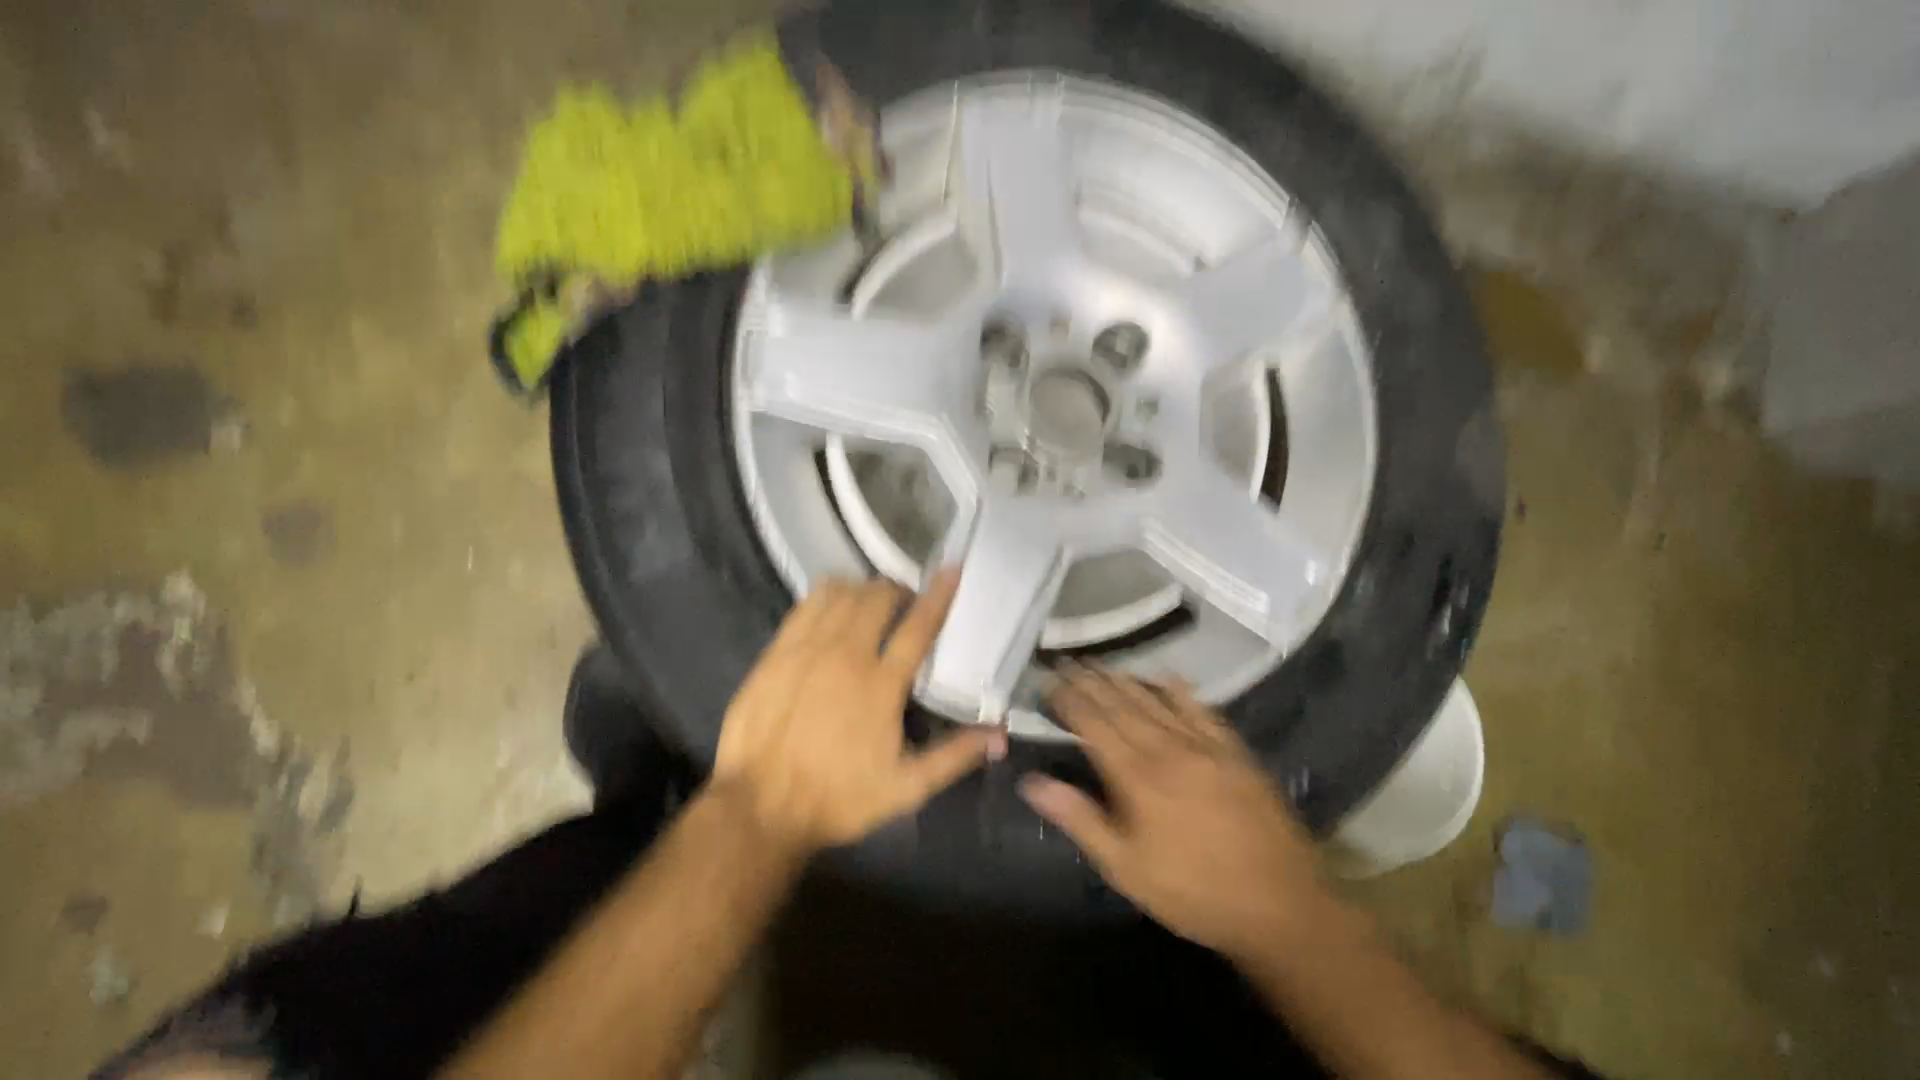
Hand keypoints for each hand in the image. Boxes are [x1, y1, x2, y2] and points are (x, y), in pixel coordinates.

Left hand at [712, 572, 1005, 853]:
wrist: (761, 806)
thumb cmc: (838, 798)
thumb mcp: (905, 788)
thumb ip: (955, 756)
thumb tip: (1000, 734)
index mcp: (882, 685)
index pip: (918, 626)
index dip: (939, 594)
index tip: (951, 569)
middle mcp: (846, 655)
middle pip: (878, 599)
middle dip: (897, 591)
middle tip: (904, 604)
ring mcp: (807, 649)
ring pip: (841, 594)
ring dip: (863, 590)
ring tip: (870, 602)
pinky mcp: (776, 652)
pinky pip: (807, 605)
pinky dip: (827, 596)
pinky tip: (832, 607)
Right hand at [1019, 664, 1328, 957]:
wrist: (1280, 904)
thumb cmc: (1192, 892)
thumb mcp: (1125, 867)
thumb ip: (1079, 819)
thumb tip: (1032, 782)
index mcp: (1138, 776)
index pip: (1093, 724)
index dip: (1068, 699)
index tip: (1047, 680)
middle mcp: (1169, 749)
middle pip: (1122, 705)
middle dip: (1091, 681)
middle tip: (1068, 661)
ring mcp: (1206, 746)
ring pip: (1157, 701)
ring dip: (1126, 680)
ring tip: (1102, 664)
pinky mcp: (1236, 752)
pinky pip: (1201, 709)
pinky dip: (1178, 690)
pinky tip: (1165, 678)